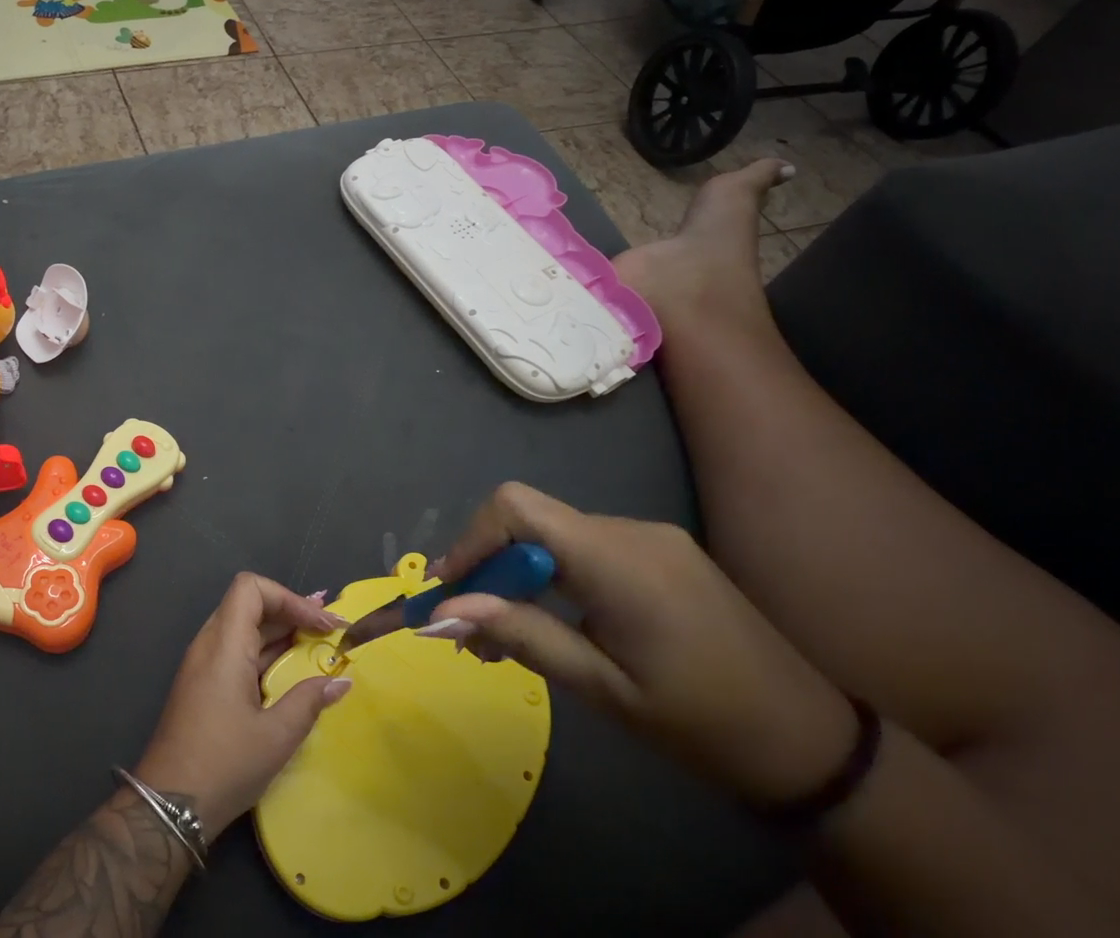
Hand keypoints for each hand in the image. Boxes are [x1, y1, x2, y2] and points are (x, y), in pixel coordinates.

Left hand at [134, 573, 351, 839]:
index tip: (323, 625)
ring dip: (281, 633)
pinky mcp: (203, 686)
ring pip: (243, 630)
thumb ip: (310, 700)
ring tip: (320, 644)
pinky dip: (267, 654)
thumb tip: (341, 680)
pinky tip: (292, 672)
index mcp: (223, 646)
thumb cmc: (225, 763)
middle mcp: (209, 646)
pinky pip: (237, 653)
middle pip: (248, 605)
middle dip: (292, 611)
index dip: (290, 597)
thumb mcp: (277, 735)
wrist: (170, 803)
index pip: (251, 588)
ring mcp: (202, 666)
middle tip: (332, 629)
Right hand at [424, 483, 857, 806]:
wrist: (808, 739)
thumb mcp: (602, 687)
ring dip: (514, 579)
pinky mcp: (659, 555)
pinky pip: (583, 550)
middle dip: (485, 569)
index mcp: (619, 561)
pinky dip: (548, 580)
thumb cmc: (701, 722)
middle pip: (529, 520)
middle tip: (465, 633)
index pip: (517, 508)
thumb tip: (440, 613)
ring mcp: (650, 539)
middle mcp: (632, 532)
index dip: (470, 542)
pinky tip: (544, 627)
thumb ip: (521, 636)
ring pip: (552, 536)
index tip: (448, 596)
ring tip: (497, 642)